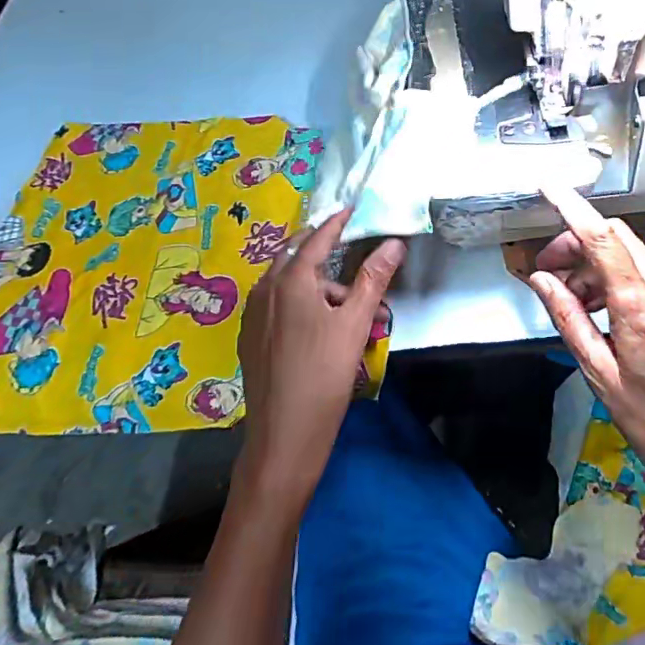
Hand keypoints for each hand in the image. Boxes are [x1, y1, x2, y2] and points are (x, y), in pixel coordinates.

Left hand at [236, 209, 405, 502]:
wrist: (284, 435)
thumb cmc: (325, 375)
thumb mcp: (355, 324)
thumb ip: (373, 279)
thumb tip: (393, 243)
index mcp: (289, 280)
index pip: (317, 239)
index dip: (337, 223)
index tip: (352, 209)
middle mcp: (265, 290)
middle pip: (300, 261)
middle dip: (333, 263)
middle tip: (359, 272)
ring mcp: (254, 315)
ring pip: (292, 289)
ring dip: (324, 294)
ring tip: (358, 320)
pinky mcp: (251, 338)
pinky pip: (280, 309)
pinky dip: (305, 309)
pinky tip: (325, 333)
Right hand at [526, 185, 644, 527]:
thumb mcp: (600, 373)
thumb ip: (569, 318)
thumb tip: (540, 282)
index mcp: (641, 308)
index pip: (602, 239)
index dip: (572, 208)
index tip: (549, 189)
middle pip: (614, 238)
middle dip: (574, 242)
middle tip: (546, 269)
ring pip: (626, 255)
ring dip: (591, 263)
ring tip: (566, 297)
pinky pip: (639, 276)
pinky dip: (610, 279)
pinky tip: (593, 307)